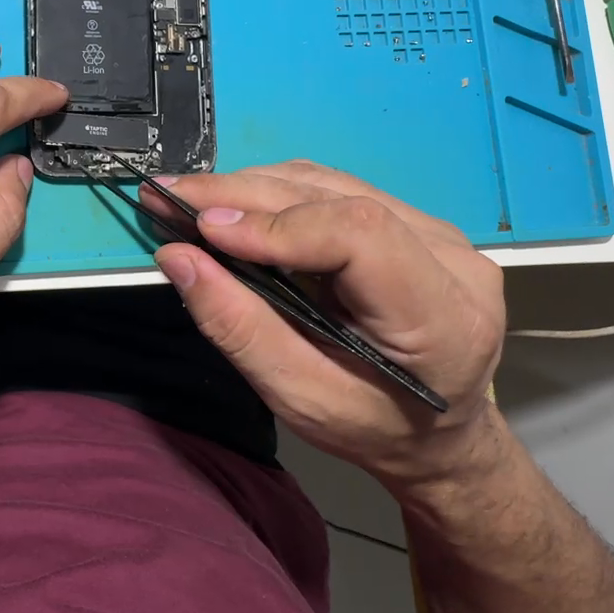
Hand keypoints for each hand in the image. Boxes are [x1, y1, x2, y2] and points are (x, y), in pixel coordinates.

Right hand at [147, 161, 505, 489]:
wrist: (440, 430)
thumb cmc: (373, 425)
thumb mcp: (301, 398)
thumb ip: (240, 329)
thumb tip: (177, 257)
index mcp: (441, 315)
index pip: (359, 236)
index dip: (276, 225)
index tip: (202, 230)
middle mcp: (449, 255)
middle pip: (332, 196)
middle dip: (238, 193)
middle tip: (165, 196)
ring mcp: (432, 229)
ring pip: (324, 182)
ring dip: (246, 186)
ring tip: (185, 200)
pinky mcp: (406, 219)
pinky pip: (327, 188)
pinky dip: (267, 192)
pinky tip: (228, 207)